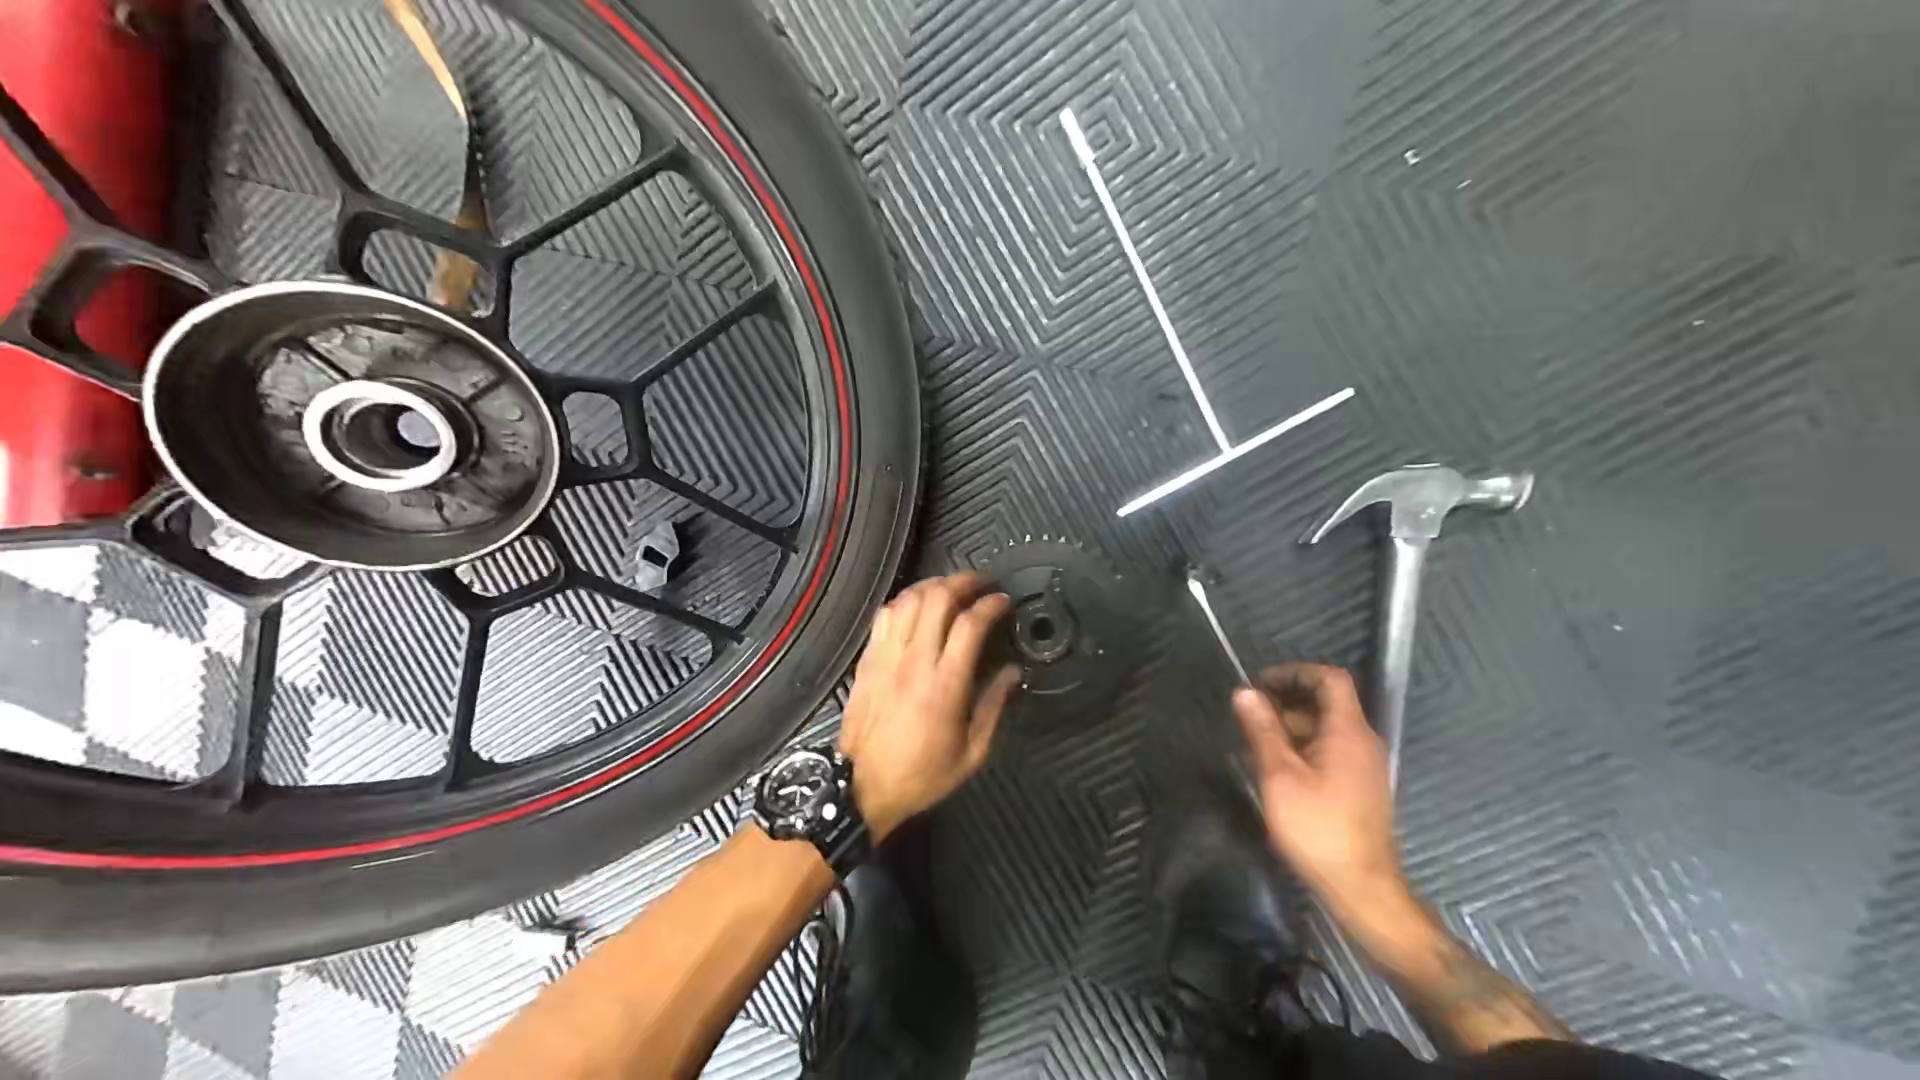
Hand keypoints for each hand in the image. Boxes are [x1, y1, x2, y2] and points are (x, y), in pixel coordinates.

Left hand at [838, 571, 1022, 840]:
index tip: (1004, 601)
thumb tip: (1013, 672)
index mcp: (945, 685)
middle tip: (981, 585)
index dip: (991, 604)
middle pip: (937, 598)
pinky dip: (905, 601)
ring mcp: (887, 656)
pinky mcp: (868, 658)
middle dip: (964, 581)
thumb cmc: (921, 773)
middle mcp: (914, 661)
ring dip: (934, 585)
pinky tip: (918, 606)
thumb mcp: (972, 752)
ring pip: (909, 599)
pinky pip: (886, 614)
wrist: (862, 787)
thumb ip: (995, 706)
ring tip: (953, 589)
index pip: (970, 624)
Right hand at [1234, 663, 1401, 904]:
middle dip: (1286, 699)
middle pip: (1327, 702)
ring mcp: (1363, 765)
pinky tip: (1273, 765)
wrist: (1362, 888)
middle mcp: (1362, 742)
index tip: (1261, 683)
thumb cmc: (1318, 828)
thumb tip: (1245, 693)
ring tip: (1253, 739)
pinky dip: (1301, 745)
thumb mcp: (1279, 776)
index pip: (1330, 680)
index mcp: (1347, 732)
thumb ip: (1262, 730)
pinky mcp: (1359, 785)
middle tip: (1249, 712)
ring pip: (1325, 727)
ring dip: (1290, 724)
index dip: (1295, 672)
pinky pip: (1329, 749)